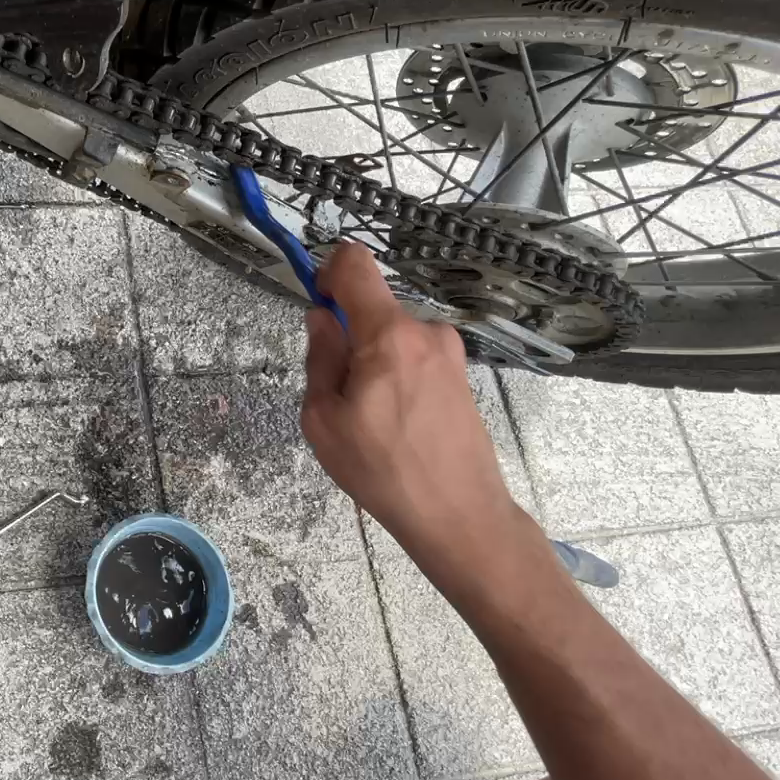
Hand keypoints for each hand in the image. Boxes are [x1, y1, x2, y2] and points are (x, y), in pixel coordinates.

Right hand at [301, 245, 546, 592]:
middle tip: (338, 394)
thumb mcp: (324, 418)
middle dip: (346, 337)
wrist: (458, 514)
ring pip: (391, 337)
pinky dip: (393, 375)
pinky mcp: (461, 374)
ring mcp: (450, 352)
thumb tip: (321, 319)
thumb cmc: (381, 468)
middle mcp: (425, 331)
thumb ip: (320, 358)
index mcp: (388, 335)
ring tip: (368, 417)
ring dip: (370, 361)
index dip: (328, 271)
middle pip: (371, 309)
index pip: (356, 265)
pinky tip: (394, 423)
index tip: (318, 304)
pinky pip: (413, 356)